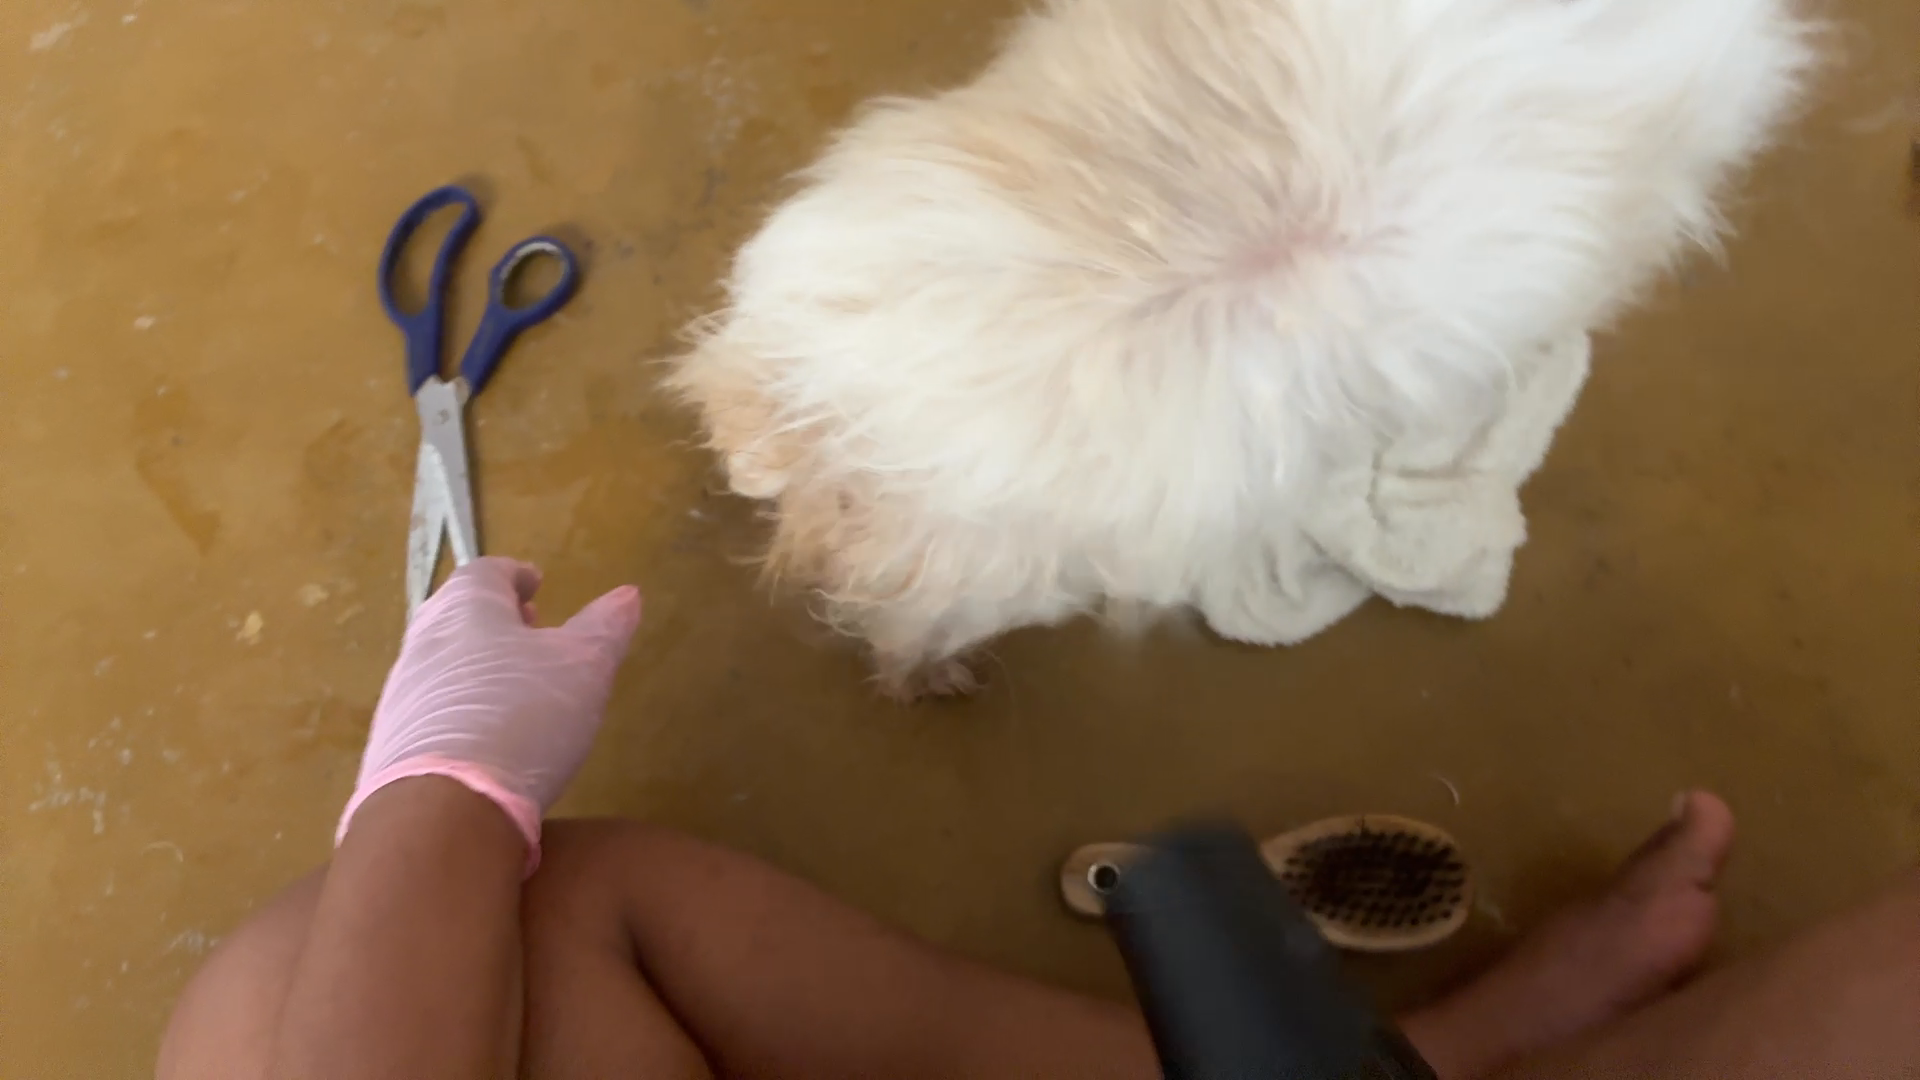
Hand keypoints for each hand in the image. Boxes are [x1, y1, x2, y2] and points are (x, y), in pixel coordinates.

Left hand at [337, 557, 641, 870]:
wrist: (442, 811)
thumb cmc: (524, 713)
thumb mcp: (586, 665)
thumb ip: (607, 626)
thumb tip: (628, 594)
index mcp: (468, 610)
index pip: (485, 572)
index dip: (514, 574)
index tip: (536, 582)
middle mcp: (425, 643)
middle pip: (456, 613)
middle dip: (494, 616)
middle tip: (529, 626)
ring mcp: (402, 696)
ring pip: (443, 661)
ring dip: (479, 660)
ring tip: (519, 681)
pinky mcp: (393, 746)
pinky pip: (432, 707)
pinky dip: (464, 704)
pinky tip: (493, 733)